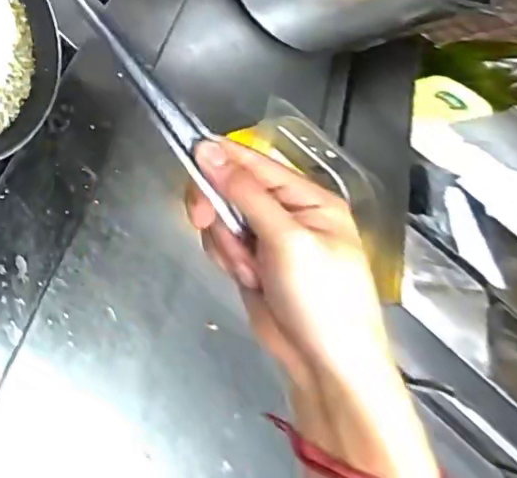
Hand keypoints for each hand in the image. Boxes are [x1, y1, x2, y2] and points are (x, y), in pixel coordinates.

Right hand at [188, 139, 436, 477]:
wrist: (326, 366)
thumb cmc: (324, 302)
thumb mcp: (286, 239)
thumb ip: (243, 191)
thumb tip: (207, 148)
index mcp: (308, 199)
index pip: (250, 160)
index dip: (218, 159)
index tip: (190, 163)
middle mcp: (286, 211)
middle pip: (226, 184)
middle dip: (216, 208)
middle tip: (206, 222)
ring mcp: (267, 234)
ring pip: (217, 213)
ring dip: (222, 240)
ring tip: (247, 268)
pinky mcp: (250, 255)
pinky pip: (218, 237)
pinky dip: (223, 255)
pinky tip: (245, 276)